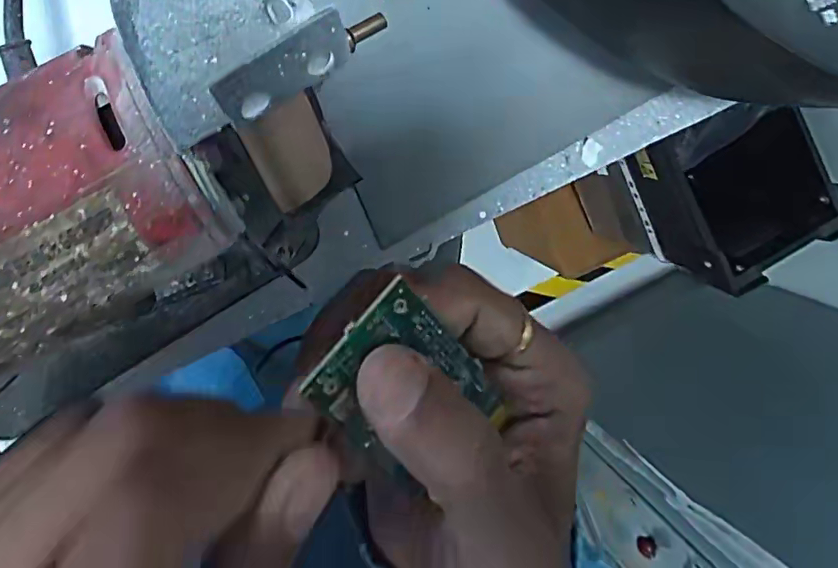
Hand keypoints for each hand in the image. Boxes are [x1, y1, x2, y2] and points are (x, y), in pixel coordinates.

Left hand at [0, 396, 338, 567]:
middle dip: (214, 433)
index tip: (305, 441)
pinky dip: (111, 444)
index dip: (241, 445)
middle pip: (116, 442)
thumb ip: (258, 565)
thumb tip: (314, 459)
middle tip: (266, 461)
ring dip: (168, 434)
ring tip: (212, 475)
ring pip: (82, 429)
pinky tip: (141, 480)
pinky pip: (44, 447)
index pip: (144, 486)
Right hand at [298, 266, 589, 567]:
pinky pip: (349, 357)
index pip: (468, 298)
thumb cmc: (504, 564)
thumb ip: (454, 448)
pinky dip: (323, 381)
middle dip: (355, 327)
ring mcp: (434, 364)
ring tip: (306, 405)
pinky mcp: (394, 389)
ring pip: (371, 317)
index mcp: (531, 364)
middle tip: (313, 376)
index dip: (411, 304)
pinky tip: (311, 423)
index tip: (356, 341)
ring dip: (331, 353)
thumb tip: (383, 362)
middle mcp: (482, 349)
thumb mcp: (495, 519)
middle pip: (409, 297)